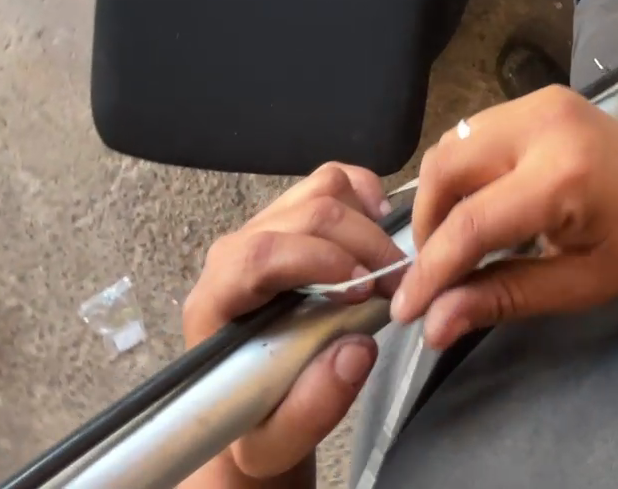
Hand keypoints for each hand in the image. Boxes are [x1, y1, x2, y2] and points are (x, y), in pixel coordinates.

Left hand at [180, 163, 405, 481]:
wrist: (263, 404)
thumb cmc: (264, 421)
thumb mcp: (281, 439)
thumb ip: (314, 405)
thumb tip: (358, 349)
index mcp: (217, 300)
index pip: (259, 254)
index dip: (318, 260)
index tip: (364, 293)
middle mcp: (236, 251)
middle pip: (306, 212)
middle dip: (364, 243)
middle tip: (401, 284)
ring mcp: (267, 226)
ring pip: (323, 186)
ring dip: (368, 220)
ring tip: (390, 264)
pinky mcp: (297, 215)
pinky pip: (335, 177)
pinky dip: (367, 193)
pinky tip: (381, 228)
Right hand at [389, 86, 617, 349]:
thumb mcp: (576, 285)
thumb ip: (504, 297)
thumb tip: (433, 325)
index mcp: (562, 176)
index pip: (471, 223)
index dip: (431, 269)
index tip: (405, 310)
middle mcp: (544, 124)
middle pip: (447, 167)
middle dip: (428, 223)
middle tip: (436, 268)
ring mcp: (539, 101)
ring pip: (453, 143)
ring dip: (441, 194)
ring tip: (455, 238)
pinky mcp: (537, 96)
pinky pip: (474, 131)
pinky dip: (463, 170)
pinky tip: (478, 201)